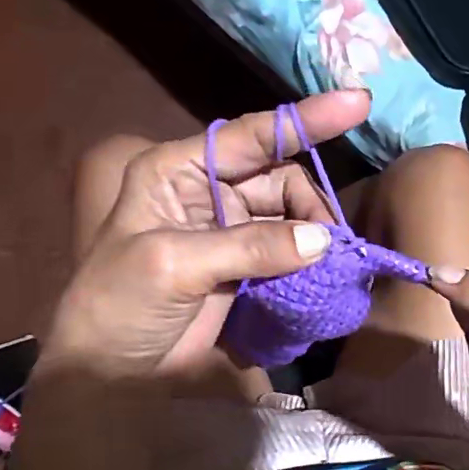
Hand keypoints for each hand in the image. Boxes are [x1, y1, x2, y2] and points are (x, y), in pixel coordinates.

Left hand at [43, 91, 370, 378]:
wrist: (111, 367)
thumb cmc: (120, 302)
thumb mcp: (174, 264)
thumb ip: (248, 247)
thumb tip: (321, 240)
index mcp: (179, 171)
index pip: (251, 135)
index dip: (306, 119)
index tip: (357, 102)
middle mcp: (209, 191)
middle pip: (280, 178)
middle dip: (310, 203)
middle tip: (332, 243)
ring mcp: (229, 230)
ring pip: (290, 216)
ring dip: (314, 235)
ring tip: (330, 263)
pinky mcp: (244, 267)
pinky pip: (288, 252)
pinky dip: (309, 260)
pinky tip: (326, 273)